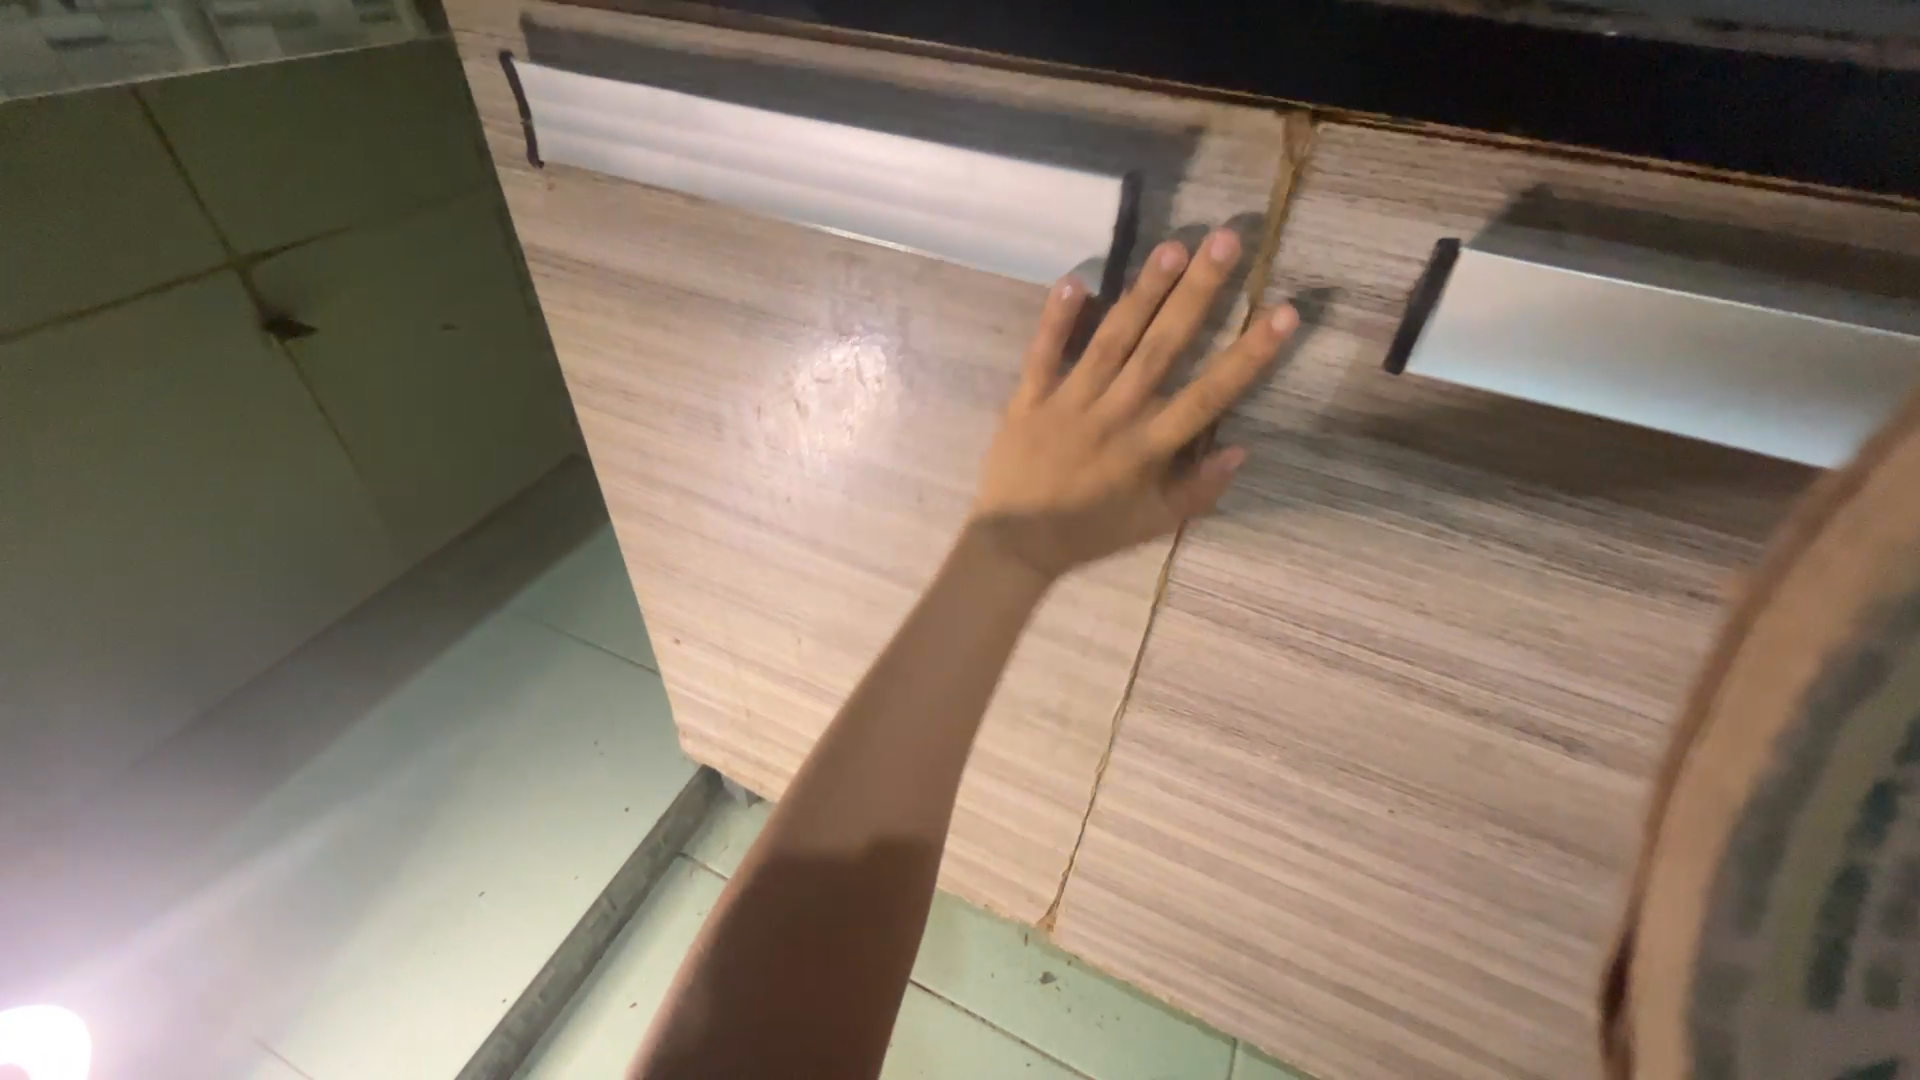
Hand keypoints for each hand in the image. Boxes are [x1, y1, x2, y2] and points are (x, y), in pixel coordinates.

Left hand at [968, 228, 1298, 579]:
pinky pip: (1042, 353)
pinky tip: (1076, 279)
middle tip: (1224, 240)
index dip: (1249, 354)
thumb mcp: (1154, 523)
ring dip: (1141, 292)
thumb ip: (1199, 489)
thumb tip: (1241, 449)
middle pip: (1161, 348)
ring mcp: (1068, 403)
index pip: (1209, 394)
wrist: (1016, 542)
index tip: (1284, 311)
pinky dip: (1056, 318)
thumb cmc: (1091, 532)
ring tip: (1171, 247)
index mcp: (1148, 447)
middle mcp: (1113, 415)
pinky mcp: (1029, 399)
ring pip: (1110, 340)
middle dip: (1196, 293)